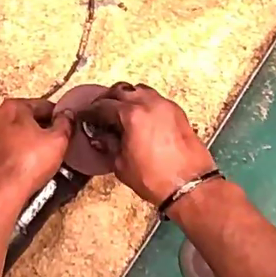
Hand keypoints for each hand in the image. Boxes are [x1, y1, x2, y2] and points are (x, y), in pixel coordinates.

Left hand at [0, 97, 74, 203]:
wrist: (4, 192)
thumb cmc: (28, 163)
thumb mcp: (58, 140)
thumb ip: (65, 123)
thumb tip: (67, 116)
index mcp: (13, 107)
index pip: (43, 105)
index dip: (58, 115)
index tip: (66, 125)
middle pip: (27, 118)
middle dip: (42, 127)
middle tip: (57, 140)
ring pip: (16, 133)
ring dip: (29, 140)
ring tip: (44, 154)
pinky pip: (7, 148)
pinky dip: (18, 152)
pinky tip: (29, 164)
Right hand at [84, 83, 215, 203]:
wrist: (189, 186)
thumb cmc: (158, 178)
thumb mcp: (122, 164)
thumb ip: (108, 145)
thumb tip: (101, 136)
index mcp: (133, 115)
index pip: (104, 105)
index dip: (90, 111)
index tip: (85, 116)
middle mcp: (150, 104)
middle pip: (121, 90)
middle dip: (107, 99)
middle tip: (99, 111)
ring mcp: (166, 106)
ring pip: (140, 90)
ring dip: (127, 97)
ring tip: (119, 112)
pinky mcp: (177, 113)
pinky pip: (155, 99)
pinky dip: (144, 103)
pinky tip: (139, 118)